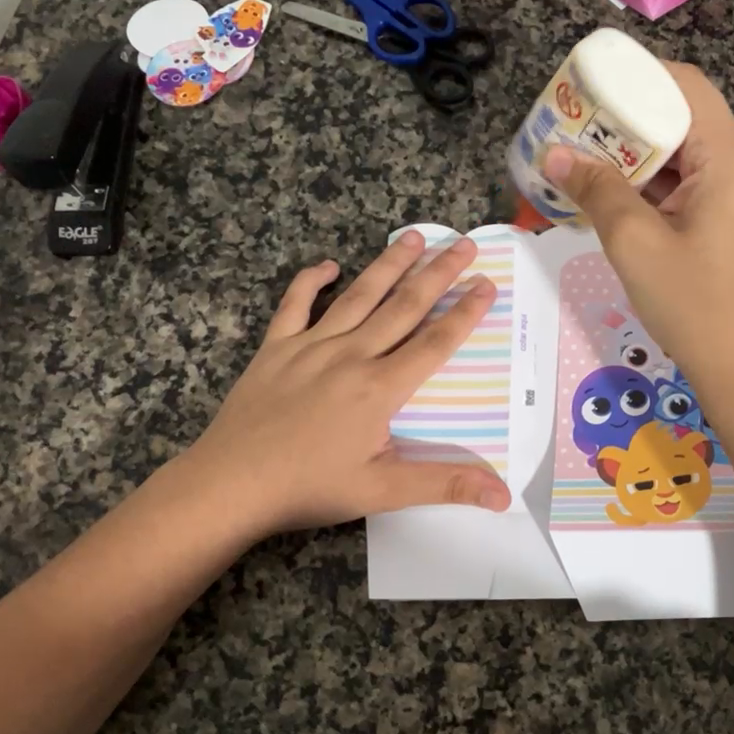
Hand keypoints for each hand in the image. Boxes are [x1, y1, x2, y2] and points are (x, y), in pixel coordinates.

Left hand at [173, 232, 512, 543]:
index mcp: (380, 388)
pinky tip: (327, 265)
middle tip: (466, 245)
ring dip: (389, 264)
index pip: (434, 343)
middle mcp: (351, 356)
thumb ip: (444, 484)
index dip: (464, 313)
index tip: (486, 284)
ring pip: (359, 296)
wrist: (230, 484)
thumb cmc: (310, 488)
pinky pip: (295, 305)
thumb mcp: (383, 492)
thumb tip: (503, 495)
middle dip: (439, 274)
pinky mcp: (275, 348)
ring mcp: (310, 346)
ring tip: (415, 237)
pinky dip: (310, 281)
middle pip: (404, 307)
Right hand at [543, 62, 733, 391]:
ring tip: (585, 167)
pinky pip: (695, 186)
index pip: (685, 86)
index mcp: (732, 158)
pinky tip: (616, 200)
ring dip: (638, 160)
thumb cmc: (692, 304)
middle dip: (627, 123)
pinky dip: (657, 188)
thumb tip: (555, 154)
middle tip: (575, 133)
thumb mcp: (634, 244)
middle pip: (684, 119)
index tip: (589, 90)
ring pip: (687, 156)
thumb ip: (595, 190)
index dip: (636, 78)